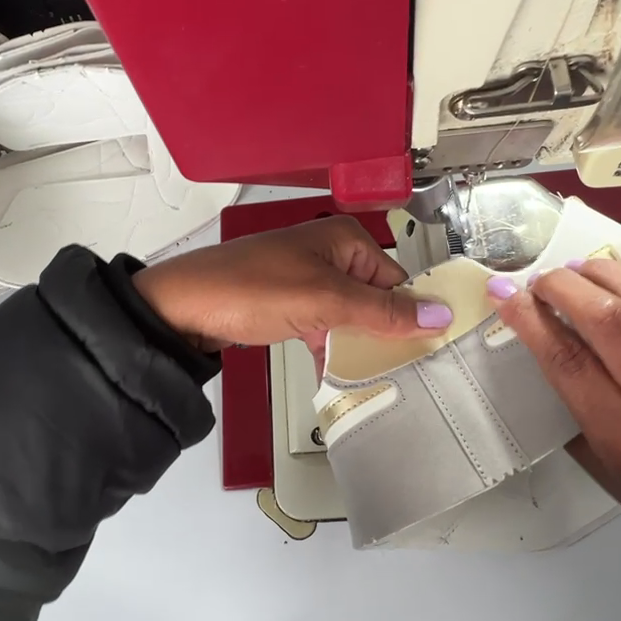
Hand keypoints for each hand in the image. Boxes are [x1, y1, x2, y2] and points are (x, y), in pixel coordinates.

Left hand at [134, 217, 453, 364]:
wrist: (182, 308)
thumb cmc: (246, 288)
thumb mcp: (325, 301)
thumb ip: (383, 312)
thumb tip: (437, 314)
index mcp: (345, 240)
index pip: (397, 279)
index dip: (411, 315)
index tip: (427, 350)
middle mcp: (329, 254)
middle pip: (376, 300)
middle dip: (383, 335)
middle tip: (399, 372)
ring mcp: (307, 280)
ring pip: (350, 317)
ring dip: (356, 346)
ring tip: (369, 379)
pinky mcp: (289, 304)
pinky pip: (324, 327)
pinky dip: (329, 350)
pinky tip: (334, 376)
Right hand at [489, 258, 620, 538]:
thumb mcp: (595, 456)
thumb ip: (569, 397)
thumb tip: (540, 327)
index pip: (568, 363)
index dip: (530, 319)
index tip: (505, 292)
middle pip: (612, 325)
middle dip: (568, 287)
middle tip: (546, 278)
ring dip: (612, 274)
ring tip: (586, 268)